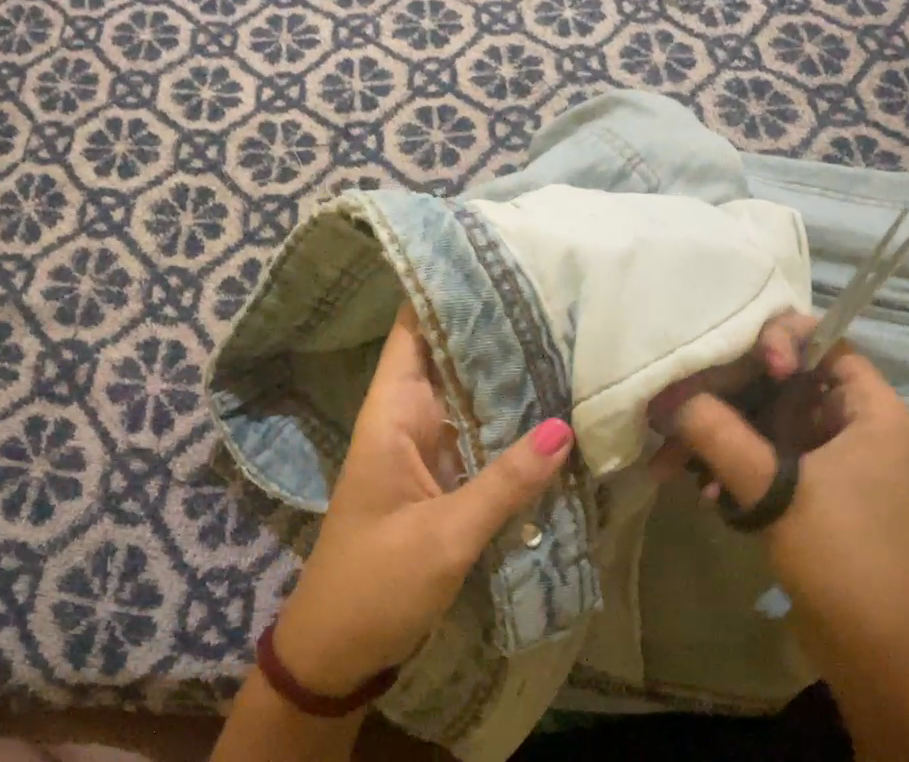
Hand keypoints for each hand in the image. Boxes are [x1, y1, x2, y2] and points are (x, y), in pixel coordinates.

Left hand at [270, 304, 574, 696]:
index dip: (445, 288)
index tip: (495, 256)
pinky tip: (557, 403)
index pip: (413, 329)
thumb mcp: (444, 535)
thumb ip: (505, 482)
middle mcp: (410, 418)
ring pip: (472, 395)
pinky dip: (513, 420)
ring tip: (569, 331)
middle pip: (452, 356)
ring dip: (509, 373)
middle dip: (495, 327)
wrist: (339, 651)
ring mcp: (431, 449)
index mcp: (392, 413)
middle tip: (558, 290)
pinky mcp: (447, 480)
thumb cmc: (375, 585)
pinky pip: (483, 435)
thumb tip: (566, 426)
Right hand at [646, 314, 908, 649]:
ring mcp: (833, 463)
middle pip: (783, 383)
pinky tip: (705, 494)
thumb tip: (672, 398)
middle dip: (726, 398)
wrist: (882, 657)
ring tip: (672, 463)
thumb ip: (720, 434)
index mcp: (869, 411)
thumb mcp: (778, 490)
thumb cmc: (845, 558)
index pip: (824, 343)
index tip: (745, 369)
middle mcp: (853, 427)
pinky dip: (735, 468)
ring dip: (720, 437)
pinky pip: (767, 460)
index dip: (780, 342)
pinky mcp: (813, 496)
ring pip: (767, 424)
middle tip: (674, 412)